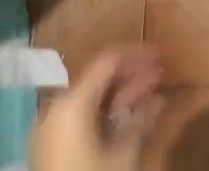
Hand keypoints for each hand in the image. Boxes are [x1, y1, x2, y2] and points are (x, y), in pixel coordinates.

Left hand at [33, 45, 164, 170]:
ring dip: (121, 97)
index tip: (160, 54)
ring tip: (152, 97)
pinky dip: (104, 118)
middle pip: (98, 81)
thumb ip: (142, 119)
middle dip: (131, 77)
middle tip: (160, 75)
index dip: (136, 55)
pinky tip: (128, 122)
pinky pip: (80, 122)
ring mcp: (49, 132)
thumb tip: (159, 98)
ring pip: (90, 103)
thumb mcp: (124, 155)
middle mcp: (55, 110)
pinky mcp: (48, 151)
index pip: (107, 62)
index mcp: (71, 104)